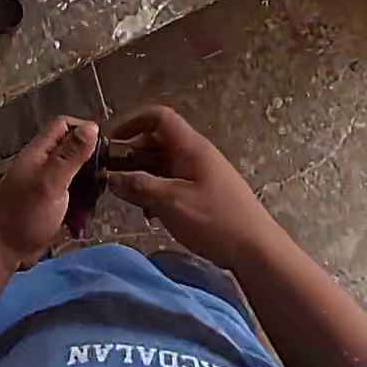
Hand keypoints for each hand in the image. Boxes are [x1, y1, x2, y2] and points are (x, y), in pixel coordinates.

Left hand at [0, 116, 98, 267]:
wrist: (1, 252)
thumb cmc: (25, 215)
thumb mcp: (51, 182)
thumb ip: (70, 155)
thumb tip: (92, 127)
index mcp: (38, 152)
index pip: (63, 125)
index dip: (84, 128)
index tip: (104, 146)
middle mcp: (42, 164)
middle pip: (71, 148)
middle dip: (90, 158)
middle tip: (107, 172)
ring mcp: (45, 184)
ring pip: (74, 172)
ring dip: (88, 182)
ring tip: (100, 193)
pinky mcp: (49, 203)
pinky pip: (72, 194)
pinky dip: (82, 200)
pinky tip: (89, 210)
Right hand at [105, 105, 291, 269]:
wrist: (256, 249)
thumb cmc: (214, 220)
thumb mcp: (170, 202)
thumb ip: (139, 187)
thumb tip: (110, 178)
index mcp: (190, 147)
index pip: (159, 117)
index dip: (133, 122)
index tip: (112, 142)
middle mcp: (196, 154)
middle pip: (158, 142)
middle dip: (133, 156)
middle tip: (111, 177)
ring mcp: (202, 173)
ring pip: (164, 165)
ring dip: (144, 177)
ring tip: (128, 198)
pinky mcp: (205, 193)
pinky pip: (174, 182)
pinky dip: (158, 192)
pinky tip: (151, 213)